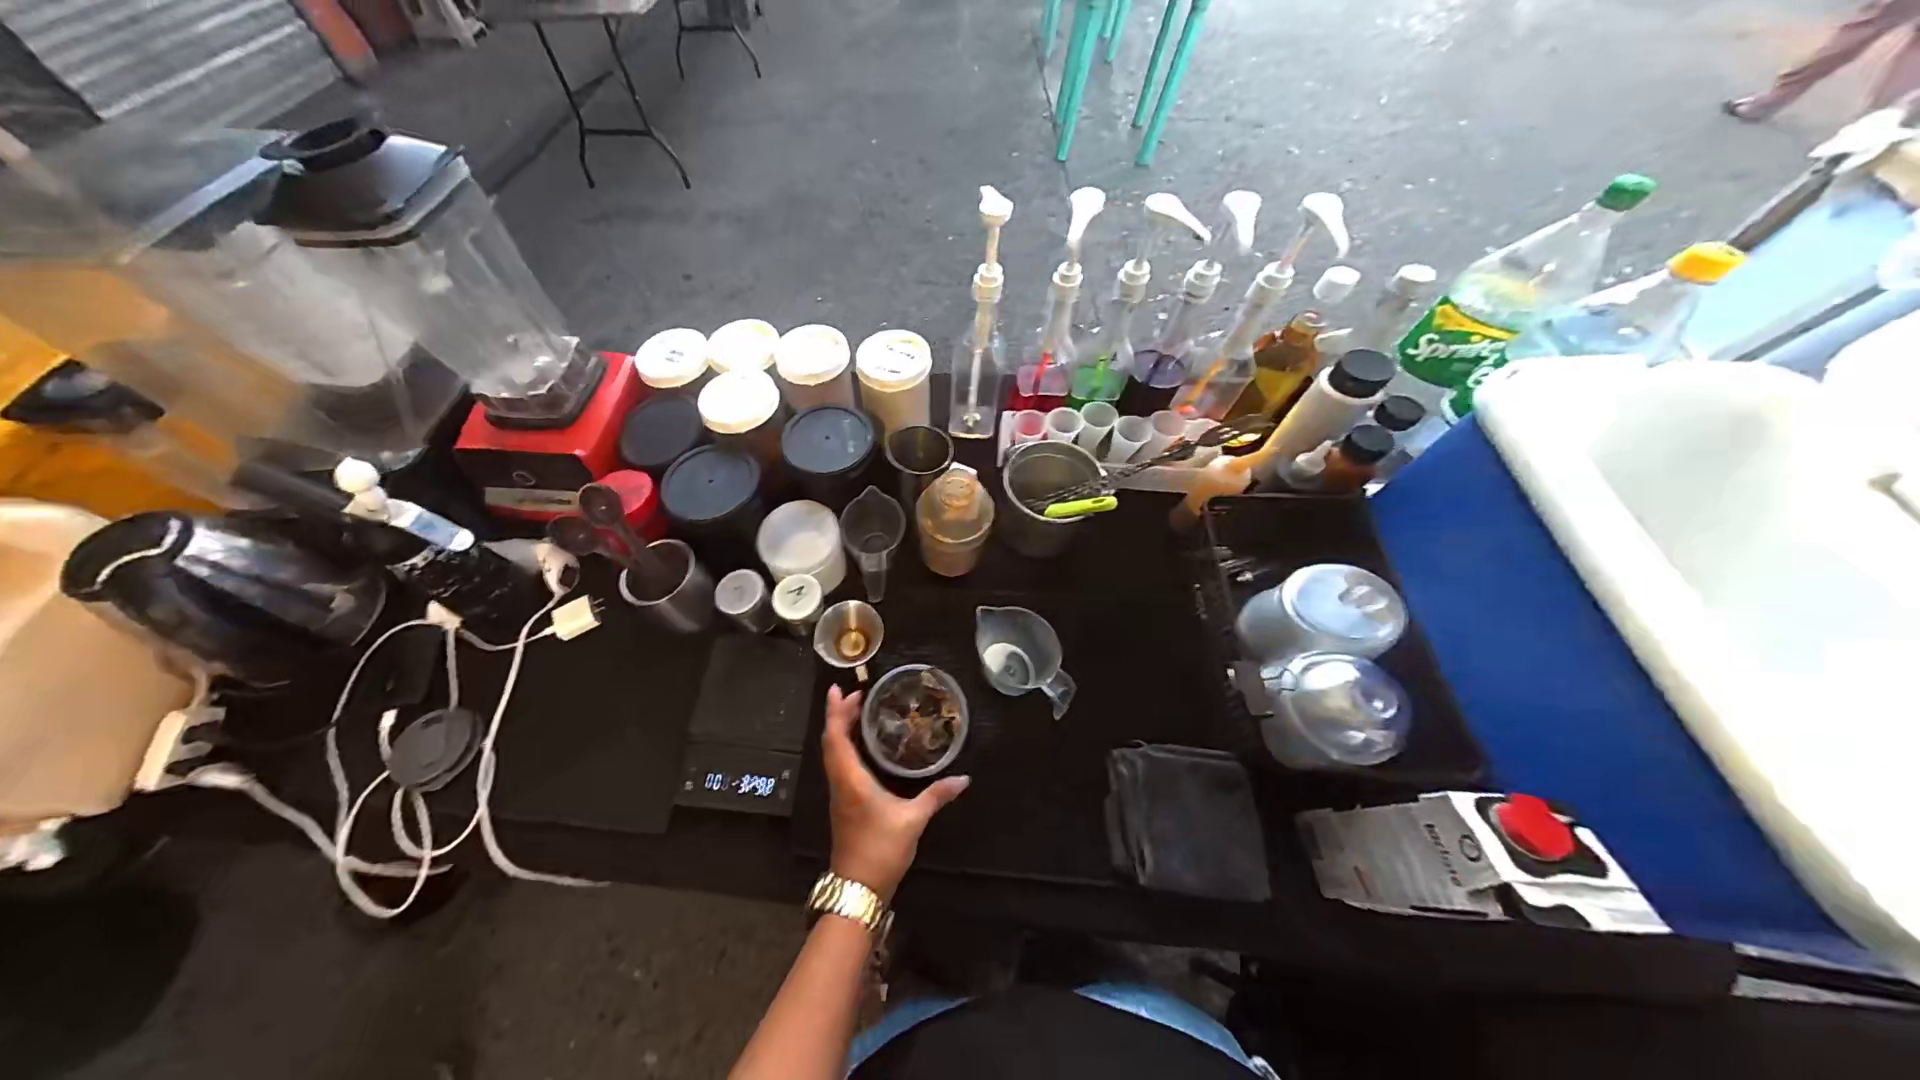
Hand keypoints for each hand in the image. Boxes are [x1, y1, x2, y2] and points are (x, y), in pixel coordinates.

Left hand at [822, 684, 968, 900]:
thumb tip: (963, 778)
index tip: (839, 689)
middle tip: (856, 695)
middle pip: (831, 742)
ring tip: (857, 713)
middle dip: (839, 715)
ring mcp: (839, 794)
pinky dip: (844, 747)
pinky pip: (838, 766)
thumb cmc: (881, 850)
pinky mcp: (843, 804)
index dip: (835, 712)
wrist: (858, 888)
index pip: (835, 738)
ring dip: (840, 731)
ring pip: (832, 754)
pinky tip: (861, 747)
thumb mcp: (913, 820)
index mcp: (850, 780)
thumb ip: (936, 796)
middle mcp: (840, 782)